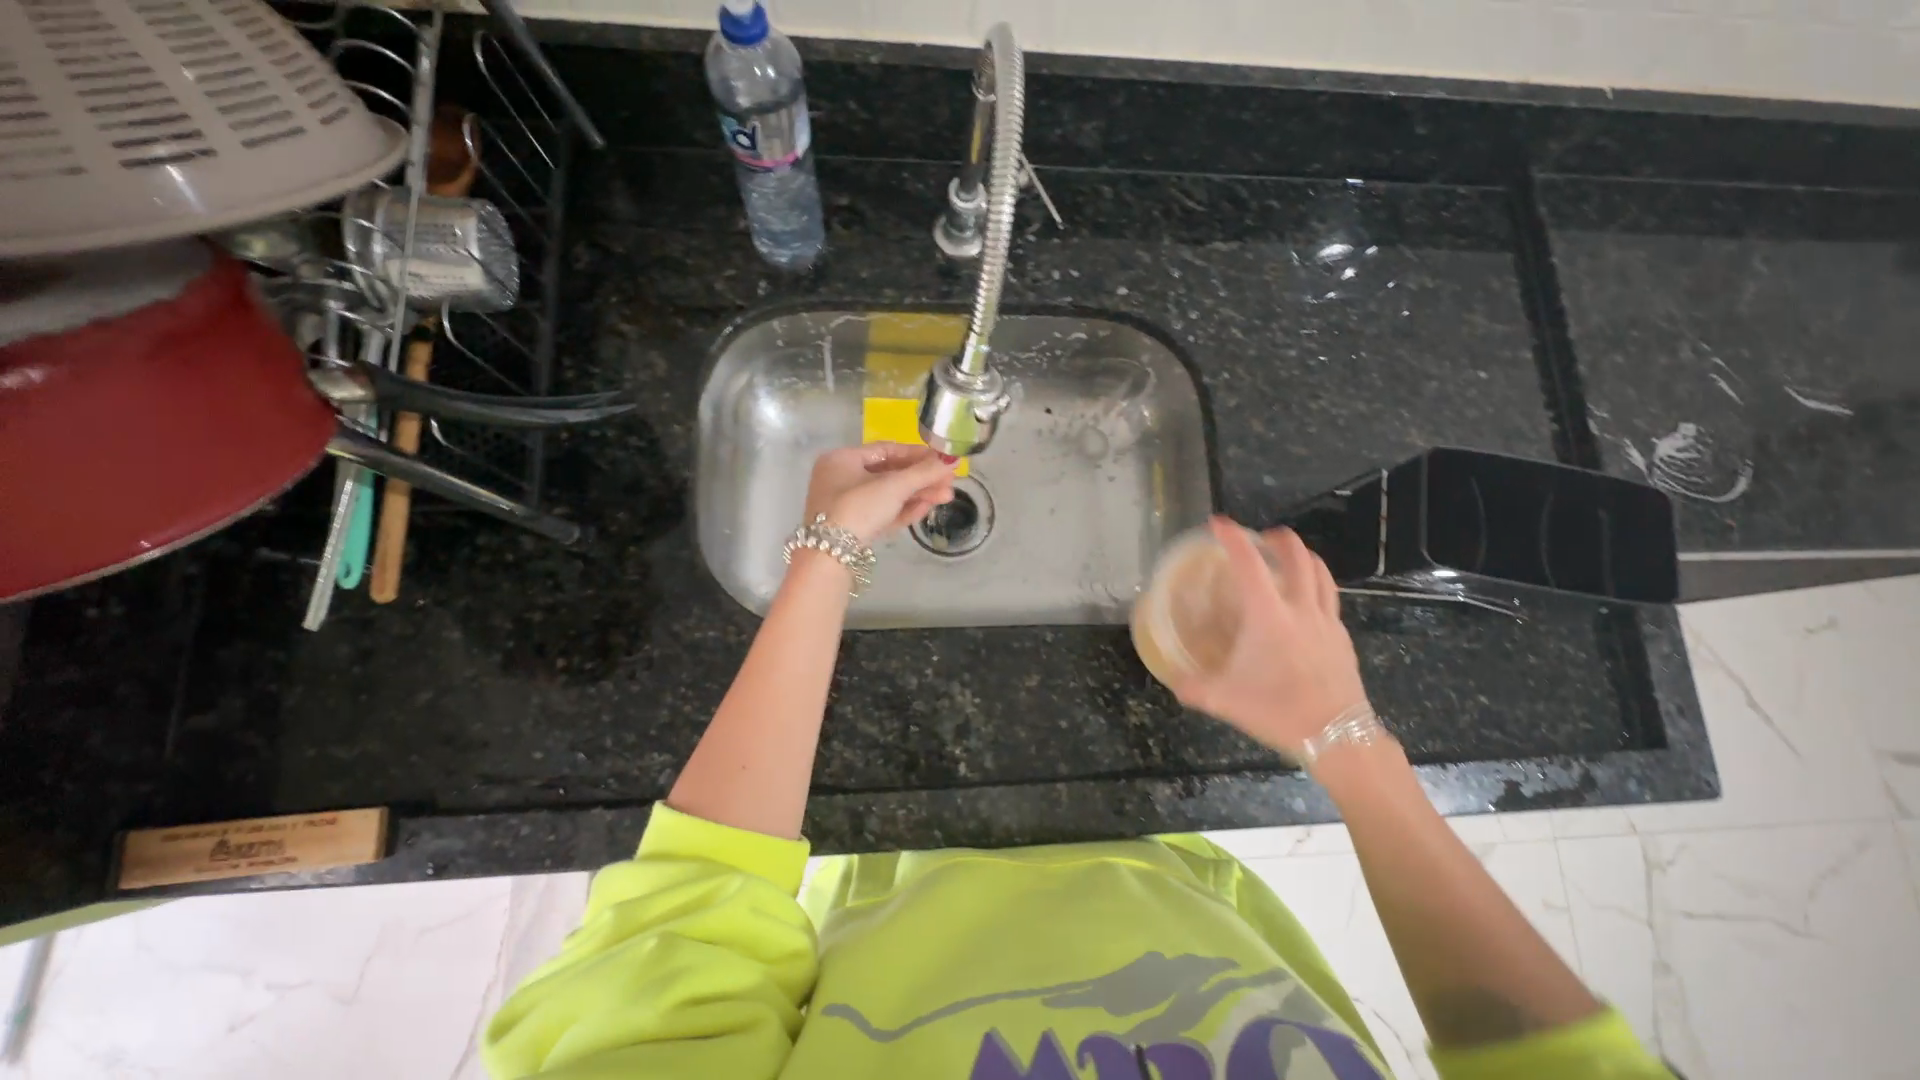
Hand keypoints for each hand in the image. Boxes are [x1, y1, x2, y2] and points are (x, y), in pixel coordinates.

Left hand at [804, 442, 956, 544]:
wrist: (830, 555)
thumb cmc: (858, 508)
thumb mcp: (893, 487)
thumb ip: (924, 473)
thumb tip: (951, 461)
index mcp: (842, 459)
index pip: (886, 450)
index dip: (917, 454)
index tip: (941, 459)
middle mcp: (841, 479)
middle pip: (890, 474)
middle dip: (922, 479)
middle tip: (949, 482)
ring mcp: (847, 505)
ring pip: (888, 496)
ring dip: (917, 495)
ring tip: (946, 497)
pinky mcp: (854, 528)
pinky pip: (882, 513)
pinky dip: (904, 510)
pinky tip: (927, 509)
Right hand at [1169, 516, 1371, 760]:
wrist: (1338, 736)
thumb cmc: (1278, 712)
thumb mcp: (1225, 701)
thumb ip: (1194, 687)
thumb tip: (1173, 679)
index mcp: (1269, 616)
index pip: (1249, 563)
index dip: (1232, 538)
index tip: (1218, 524)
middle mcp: (1300, 609)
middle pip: (1298, 557)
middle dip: (1280, 539)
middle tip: (1264, 537)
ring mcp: (1327, 623)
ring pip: (1322, 574)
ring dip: (1306, 557)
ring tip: (1292, 558)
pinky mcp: (1342, 639)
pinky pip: (1330, 601)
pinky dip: (1317, 588)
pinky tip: (1306, 604)